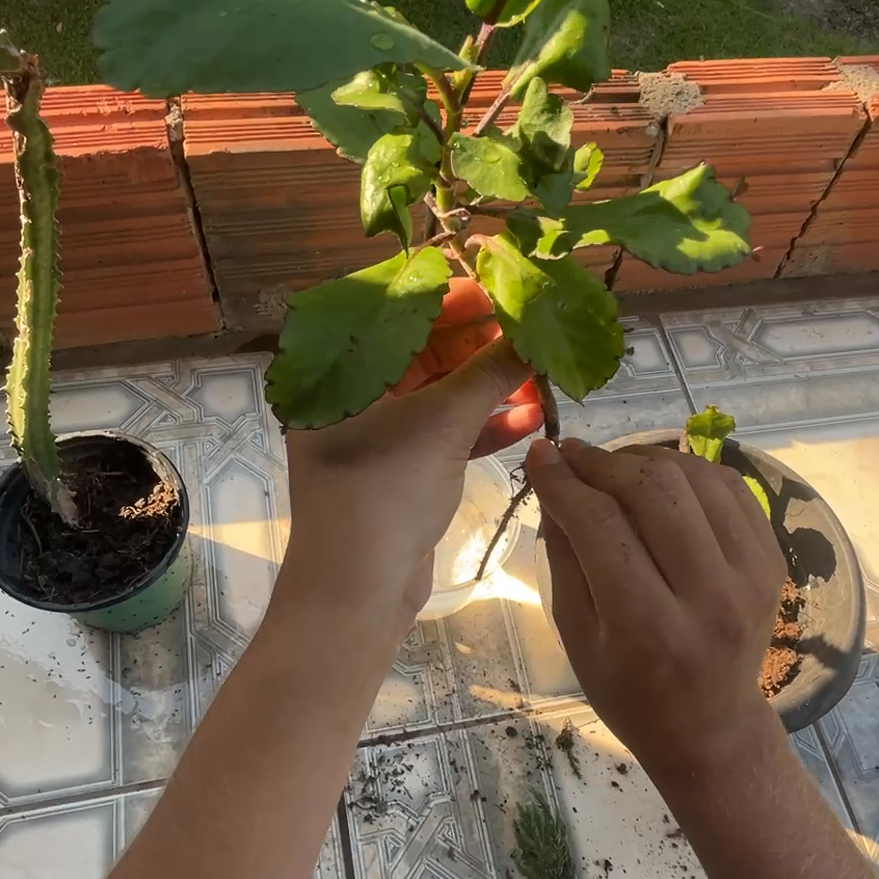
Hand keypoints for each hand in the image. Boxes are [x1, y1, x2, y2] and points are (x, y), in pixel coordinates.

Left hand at [281, 278, 540, 624]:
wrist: (358, 591)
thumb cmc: (384, 493)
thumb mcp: (440, 424)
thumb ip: (491, 373)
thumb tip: (536, 330)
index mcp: (337, 372)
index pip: (397, 313)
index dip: (452, 298)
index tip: (504, 287)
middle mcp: (351, 397)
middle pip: (423, 354)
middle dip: (481, 346)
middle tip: (531, 333)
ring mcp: (376, 436)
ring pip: (439, 397)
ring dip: (489, 388)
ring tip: (540, 374)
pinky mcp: (400, 471)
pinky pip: (444, 435)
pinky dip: (481, 428)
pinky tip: (529, 418)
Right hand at [526, 437, 790, 783]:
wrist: (708, 727)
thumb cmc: (626, 692)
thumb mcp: (576, 636)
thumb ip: (565, 556)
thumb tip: (554, 482)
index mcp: (648, 628)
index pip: (601, 525)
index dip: (564, 481)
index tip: (540, 457)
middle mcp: (709, 597)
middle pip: (653, 490)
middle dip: (602, 461)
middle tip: (573, 456)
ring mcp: (752, 576)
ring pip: (694, 477)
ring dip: (643, 458)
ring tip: (611, 467)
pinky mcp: (772, 561)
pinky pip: (730, 487)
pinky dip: (687, 470)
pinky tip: (658, 478)